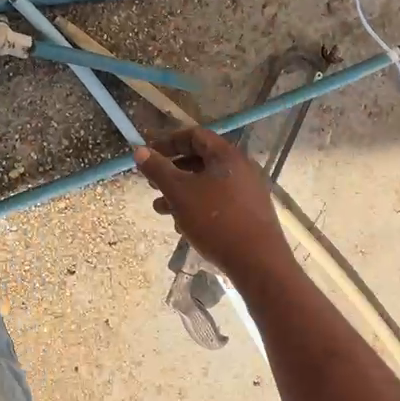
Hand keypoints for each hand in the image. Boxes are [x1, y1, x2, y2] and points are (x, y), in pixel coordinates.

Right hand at [133, 127, 289, 284]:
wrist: (260, 265)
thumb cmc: (216, 221)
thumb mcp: (179, 192)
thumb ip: (158, 169)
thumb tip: (139, 151)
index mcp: (227, 155)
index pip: (194, 135)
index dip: (168, 142)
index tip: (150, 155)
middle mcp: (241, 168)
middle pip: (200, 160)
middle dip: (172, 172)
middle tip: (153, 184)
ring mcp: (249, 192)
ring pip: (208, 184)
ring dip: (182, 193)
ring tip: (162, 209)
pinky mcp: (251, 214)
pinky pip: (219, 201)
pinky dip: (199, 206)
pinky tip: (184, 226)